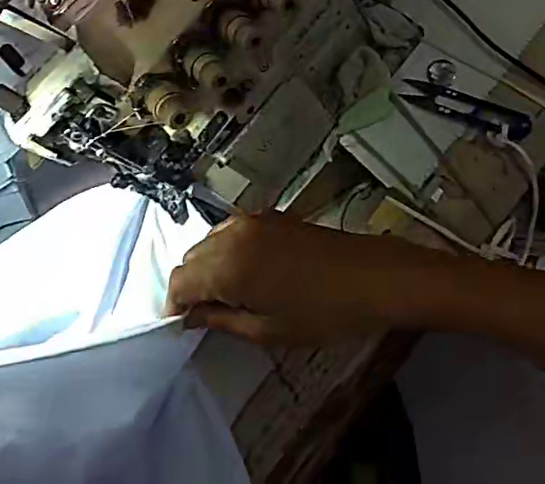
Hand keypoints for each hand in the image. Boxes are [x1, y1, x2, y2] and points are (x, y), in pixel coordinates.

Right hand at [165, 213, 450, 344]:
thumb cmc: (320, 312)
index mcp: (227, 264)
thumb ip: (221, 320)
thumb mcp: (267, 329)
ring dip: (208, 266)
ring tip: (228, 296)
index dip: (175, 305)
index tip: (182, 326)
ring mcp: (252, 219)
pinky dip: (226, 250)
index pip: (179, 280)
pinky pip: (231, 231)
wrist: (369, 276)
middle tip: (207, 317)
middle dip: (190, 285)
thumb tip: (191, 316)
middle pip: (191, 256)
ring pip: (209, 240)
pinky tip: (247, 273)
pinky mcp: (269, 215)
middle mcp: (232, 233)